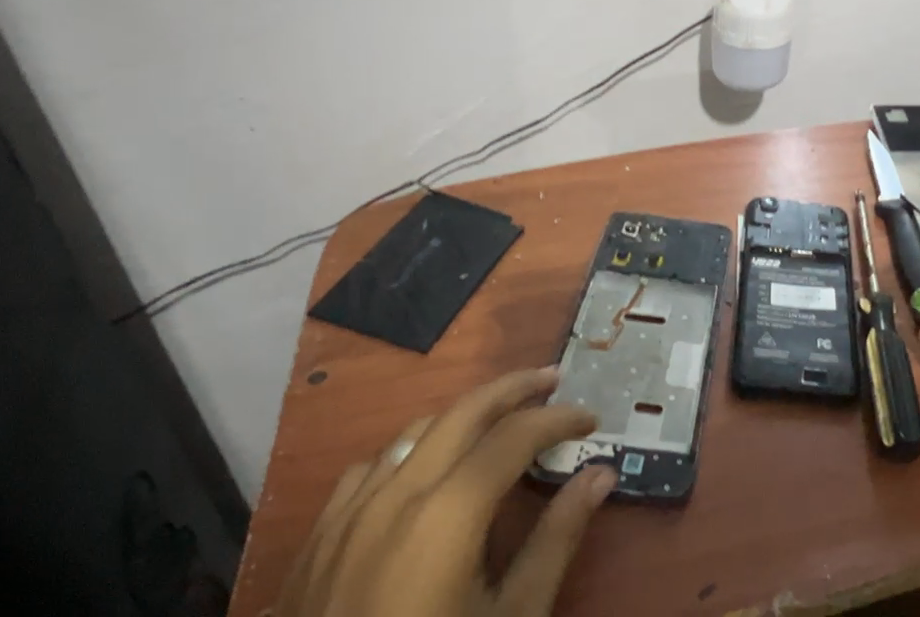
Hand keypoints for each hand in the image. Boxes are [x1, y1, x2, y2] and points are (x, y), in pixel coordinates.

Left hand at [277, 367, 614, 616]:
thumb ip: (555, 540)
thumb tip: (600, 475)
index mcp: (447, 513)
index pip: (515, 436)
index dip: (558, 419)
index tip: (591, 419)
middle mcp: (397, 494)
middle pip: (463, 412)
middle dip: (513, 388)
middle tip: (553, 379)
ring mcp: (350, 512)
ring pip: (414, 431)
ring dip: (464, 415)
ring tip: (499, 417)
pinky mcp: (319, 537)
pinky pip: (371, 466)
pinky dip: (411, 448)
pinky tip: (422, 468)